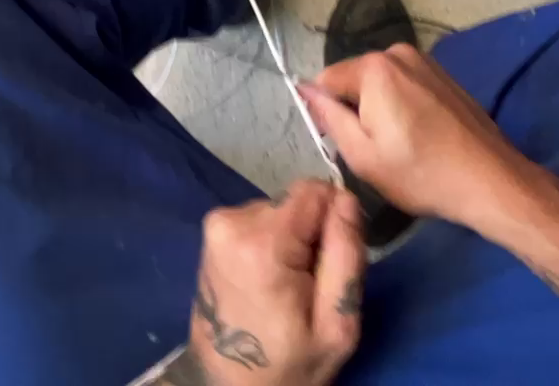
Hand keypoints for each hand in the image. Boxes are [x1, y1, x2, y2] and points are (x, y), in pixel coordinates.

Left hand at [174, 179, 365, 385]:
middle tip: (308, 283)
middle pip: (295, 202)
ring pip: (278, 210)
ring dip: (289, 240)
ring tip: (285, 285)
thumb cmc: (288, 362)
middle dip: (310, 235)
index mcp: (263, 243)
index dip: (332, 221)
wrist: (226, 383)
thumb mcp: (336, 325)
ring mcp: (217, 222)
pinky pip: (258, 218)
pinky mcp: (212, 227)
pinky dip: (269, 242)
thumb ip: (346, 255)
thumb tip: (346, 196)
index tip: (329, 261)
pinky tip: (265, 277)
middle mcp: (233, 219)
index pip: (314, 191)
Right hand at [301, 43, 541, 237]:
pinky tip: (420, 135)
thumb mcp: (362, 155)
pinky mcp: (443, 74)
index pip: (325, 80)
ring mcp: (424, 60)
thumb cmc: (422, 173)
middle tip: (374, 150)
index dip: (326, 113)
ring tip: (400, 144)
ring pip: (379, 82)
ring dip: (379, 107)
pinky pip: (404, 84)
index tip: (342, 143)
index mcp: (374, 67)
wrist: (493, 182)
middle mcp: (396, 53)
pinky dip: (402, 105)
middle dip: (355, 109)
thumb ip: (327, 116)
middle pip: (353, 78)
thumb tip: (304, 88)